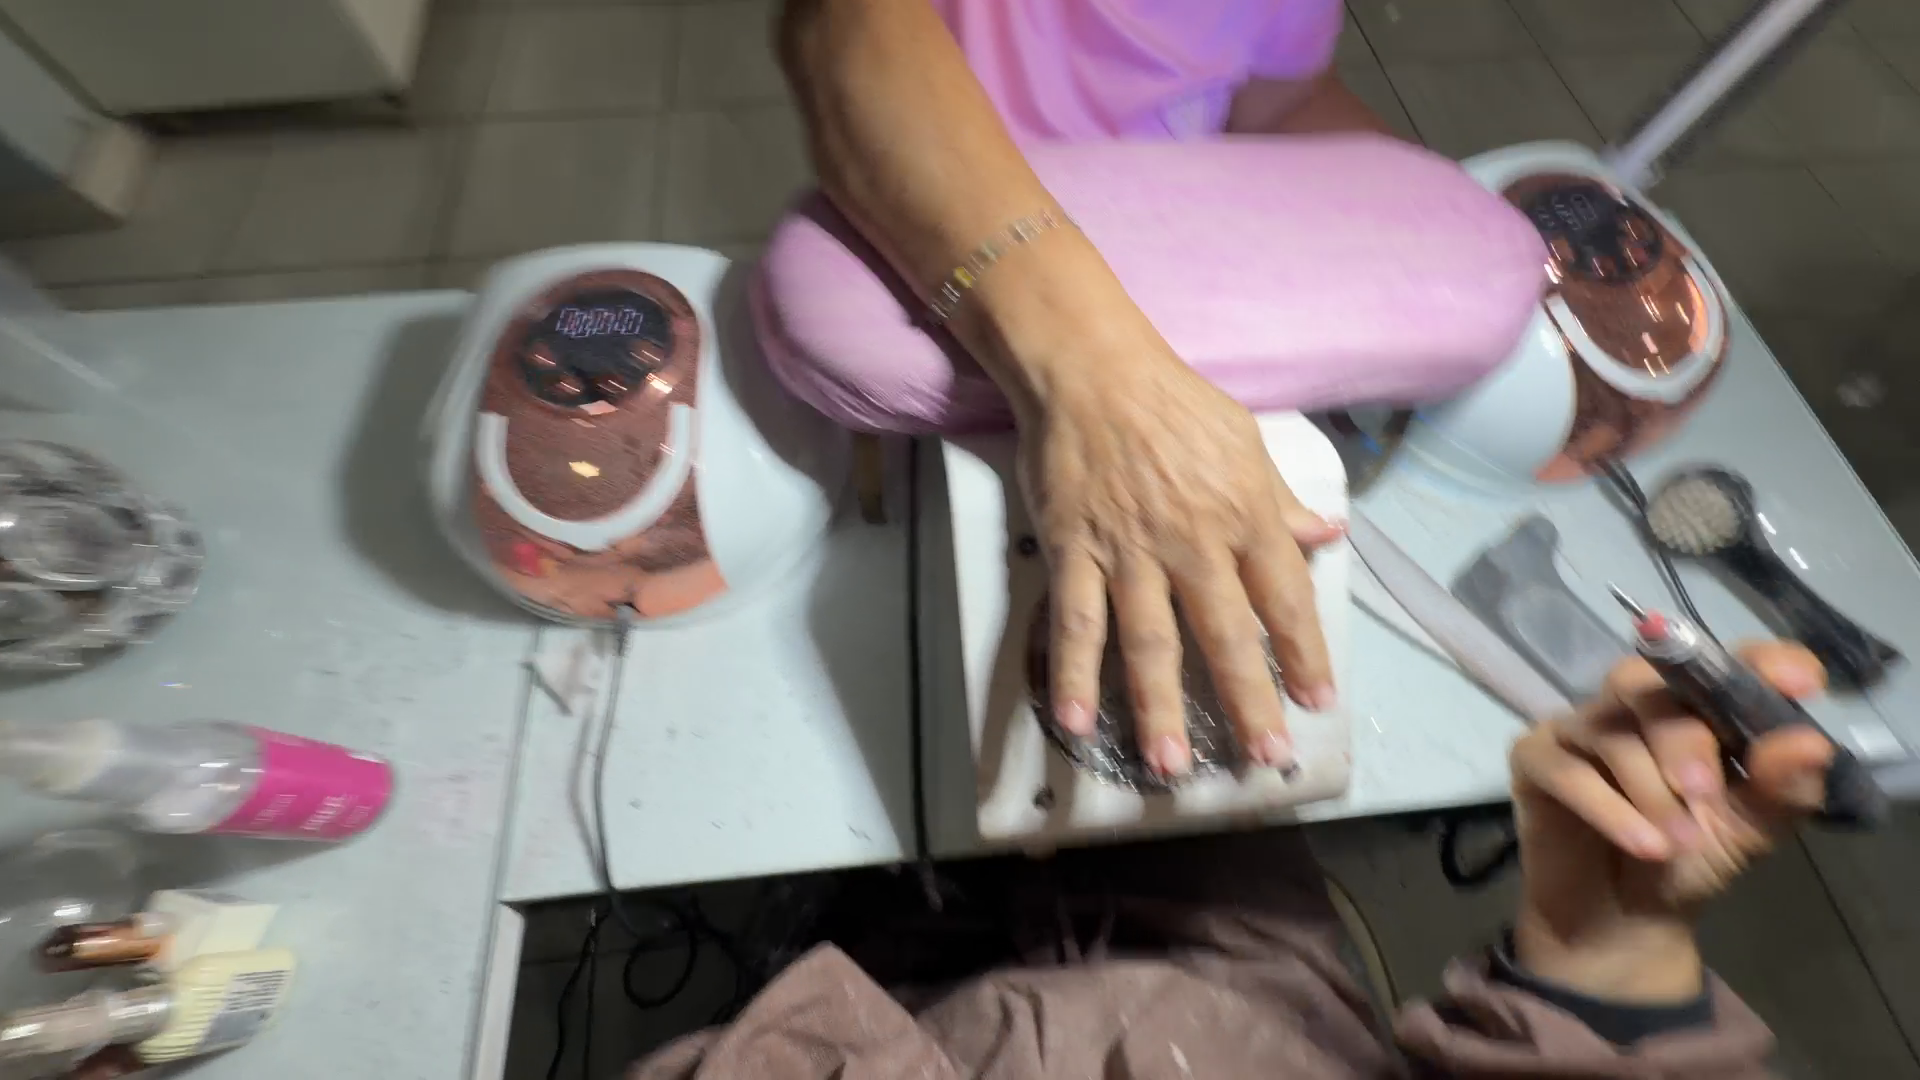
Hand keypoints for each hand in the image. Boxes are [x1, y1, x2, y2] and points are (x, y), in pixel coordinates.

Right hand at [1018, 321, 1341, 778]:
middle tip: (1263, 758)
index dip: (1303, 652)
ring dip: (1159, 706)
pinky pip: (1075, 620)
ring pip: (1147, 642)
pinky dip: (1073, 671)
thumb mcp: (1244, 440)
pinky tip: (1076, 720)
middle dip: (1246, 700)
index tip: (1317, 700)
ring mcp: (1129, 553)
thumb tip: (1327, 534)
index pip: (1283, 597)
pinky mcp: (1074, 551)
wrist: (1092, 372)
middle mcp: (1192, 544)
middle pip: (1223, 634)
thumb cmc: (1172, 401)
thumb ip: (1280, 497)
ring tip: (1169, 766)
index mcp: (1243, 513)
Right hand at [1509, 643, 1835, 1001]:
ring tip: (1675, 844)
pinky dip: (1608, 809)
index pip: (1718, 665)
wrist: (1619, 912)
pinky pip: (1565, 769)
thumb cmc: (1687, 860)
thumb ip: (1780, 789)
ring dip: (1650, 791)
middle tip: (1704, 793)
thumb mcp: (1749, 831)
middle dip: (1683, 738)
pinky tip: (1642, 844)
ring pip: (1608, 732)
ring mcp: (1572, 729)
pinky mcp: (1530, 757)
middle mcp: (1626, 709)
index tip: (1794, 686)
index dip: (1755, 662)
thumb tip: (1808, 743)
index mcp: (1688, 712)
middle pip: (1645, 687)